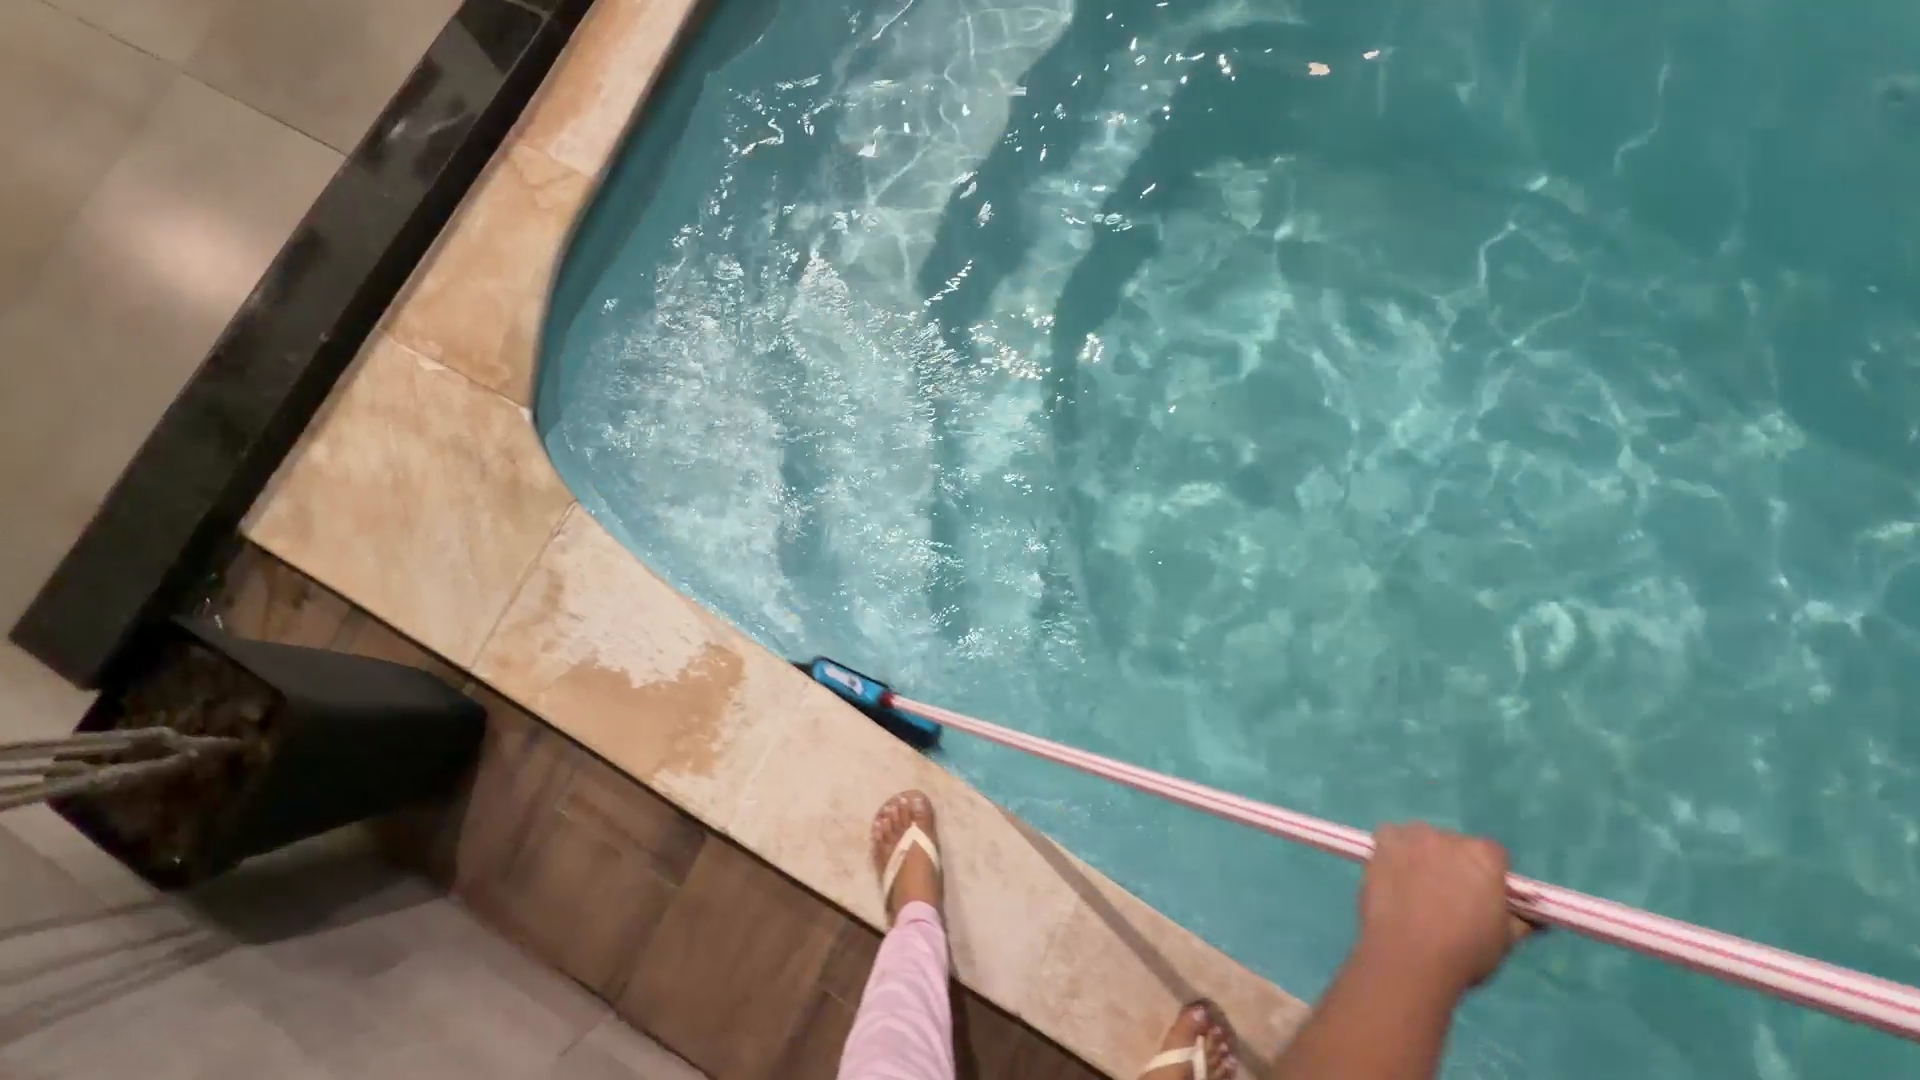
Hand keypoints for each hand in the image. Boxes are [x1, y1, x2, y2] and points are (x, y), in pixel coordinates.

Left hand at [1356, 823, 1531, 996]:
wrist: (1409, 956)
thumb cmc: (1465, 951)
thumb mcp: (1506, 939)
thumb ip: (1521, 920)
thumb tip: (1535, 917)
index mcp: (1485, 856)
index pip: (1493, 855)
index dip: (1488, 875)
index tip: (1481, 896)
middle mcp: (1449, 838)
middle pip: (1455, 845)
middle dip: (1454, 864)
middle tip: (1445, 895)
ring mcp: (1412, 838)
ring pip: (1421, 839)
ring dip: (1422, 854)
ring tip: (1415, 887)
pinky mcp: (1382, 843)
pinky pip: (1389, 836)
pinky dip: (1392, 849)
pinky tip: (1392, 873)